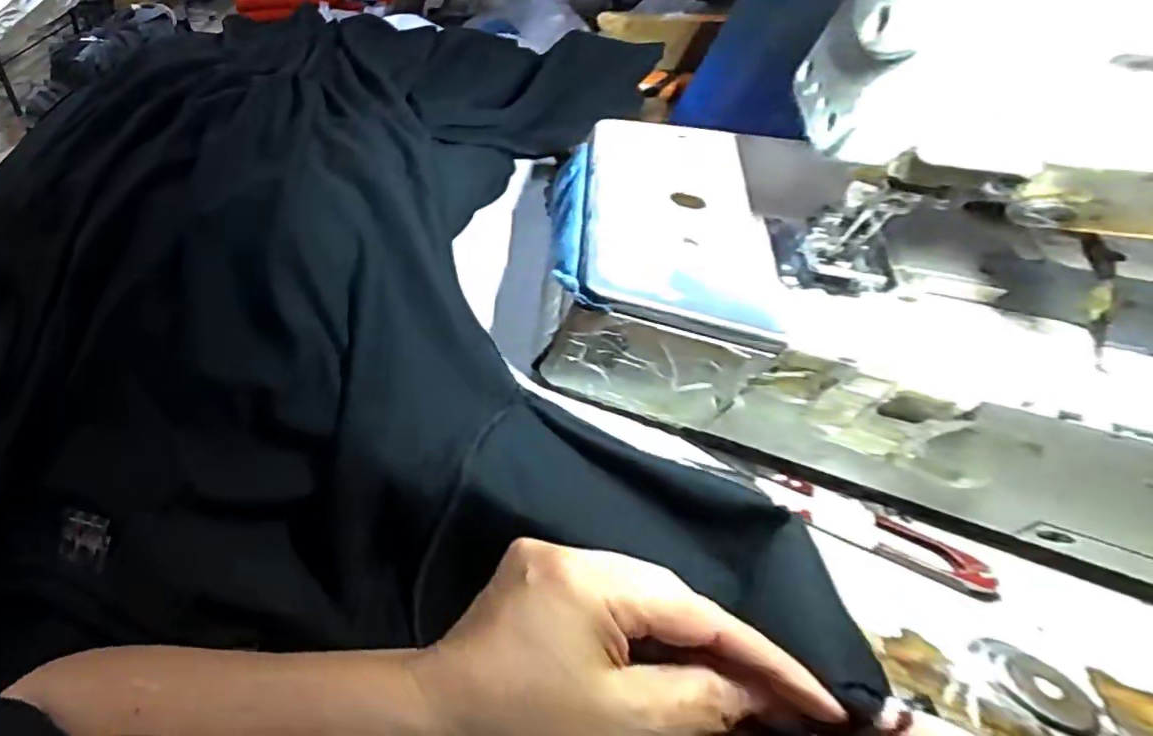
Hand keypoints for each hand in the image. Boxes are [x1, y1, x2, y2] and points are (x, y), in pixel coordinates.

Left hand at [405, 540, 846, 735]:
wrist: (444, 708)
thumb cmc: (532, 717)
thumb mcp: (629, 719)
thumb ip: (702, 697)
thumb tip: (758, 693)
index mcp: (580, 575)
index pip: (692, 609)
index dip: (764, 657)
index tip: (827, 705)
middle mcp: (560, 553)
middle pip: (665, 593)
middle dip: (728, 645)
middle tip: (791, 702)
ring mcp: (542, 562)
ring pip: (637, 594)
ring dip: (690, 638)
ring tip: (747, 689)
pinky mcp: (532, 579)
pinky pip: (606, 598)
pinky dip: (646, 632)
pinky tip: (680, 665)